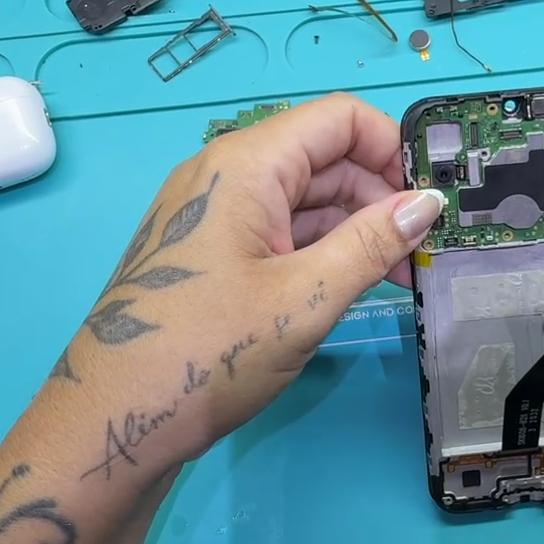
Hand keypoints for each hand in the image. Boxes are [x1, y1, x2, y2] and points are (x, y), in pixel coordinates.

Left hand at [43, 93, 443, 472]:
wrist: (113, 423)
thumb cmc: (208, 353)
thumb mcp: (304, 298)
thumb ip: (372, 244)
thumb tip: (427, 204)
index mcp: (246, 165)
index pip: (338, 119)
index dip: (392, 147)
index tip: (430, 197)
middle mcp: (227, 175)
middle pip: (324, 158)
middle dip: (379, 196)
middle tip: (421, 251)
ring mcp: (215, 214)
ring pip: (304, 199)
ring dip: (355, 228)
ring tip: (397, 276)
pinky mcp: (212, 251)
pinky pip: (281, 231)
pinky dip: (322, 249)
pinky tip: (353, 282)